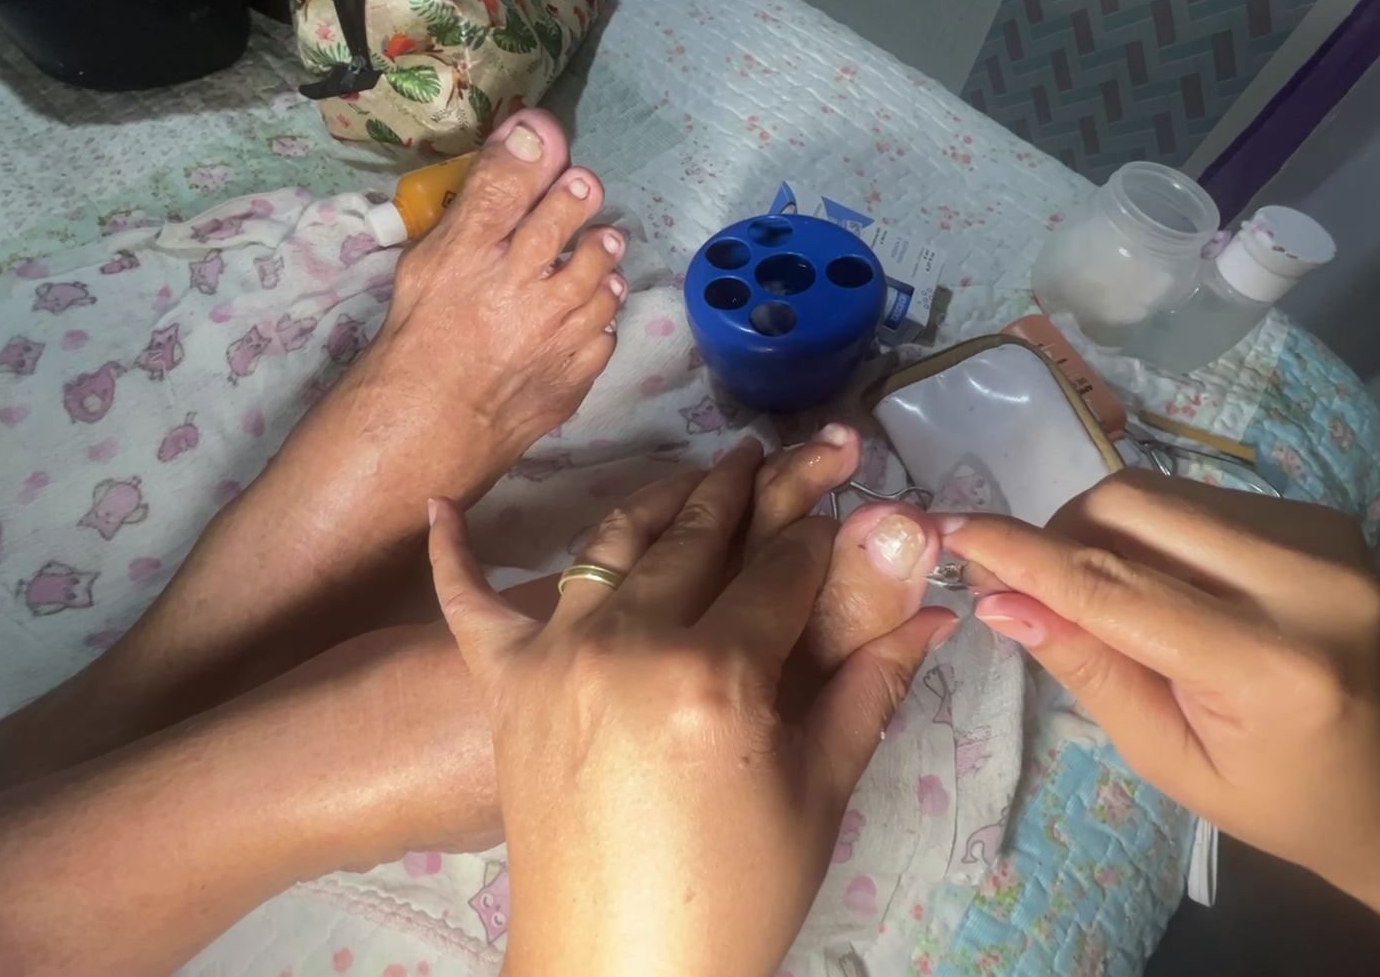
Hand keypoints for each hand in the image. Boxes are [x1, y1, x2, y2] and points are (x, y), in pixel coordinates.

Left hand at [427, 440, 955, 976]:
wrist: (618, 971)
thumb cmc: (737, 894)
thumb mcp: (819, 792)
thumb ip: (872, 687)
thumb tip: (937, 615)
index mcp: (717, 675)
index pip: (781, 570)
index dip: (819, 538)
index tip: (839, 515)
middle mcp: (631, 642)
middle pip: (699, 536)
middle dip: (747, 488)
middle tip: (771, 454)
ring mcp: (557, 654)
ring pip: (613, 542)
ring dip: (658, 497)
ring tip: (696, 473)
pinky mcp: (505, 682)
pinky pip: (471, 603)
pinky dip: (455, 553)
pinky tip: (442, 503)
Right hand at [939, 471, 1379, 891]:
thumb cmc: (1280, 797)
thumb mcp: (1164, 757)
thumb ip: (1083, 667)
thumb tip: (997, 601)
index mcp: (1271, 667)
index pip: (1108, 588)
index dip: (1018, 554)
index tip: (952, 530)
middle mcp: (1307, 581)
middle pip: (1126, 507)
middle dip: (1058, 535)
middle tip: (1038, 588)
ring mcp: (1322, 538)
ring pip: (1150, 492)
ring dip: (1097, 532)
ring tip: (1106, 594)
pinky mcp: (1318, 517)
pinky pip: (1185, 499)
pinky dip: (1142, 531)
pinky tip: (1160, 581)